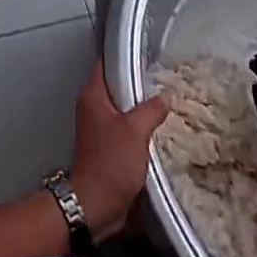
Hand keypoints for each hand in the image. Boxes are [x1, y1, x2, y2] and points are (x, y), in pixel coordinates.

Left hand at [70, 61, 168, 238]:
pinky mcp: (106, 145)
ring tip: (163, 103)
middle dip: (135, 83)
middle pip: (114, 85)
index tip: (144, 54)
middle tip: (160, 79)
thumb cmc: (111, 162)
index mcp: (92, 96)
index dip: (122, 56)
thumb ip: (151, 110)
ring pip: (121, 108)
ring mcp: (97, 127)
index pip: (104, 64)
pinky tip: (157, 129)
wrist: (97, 202)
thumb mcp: (136, 131)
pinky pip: (124, 127)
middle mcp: (91, 107)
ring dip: (139, 107)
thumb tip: (164, 97)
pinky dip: (138, 126)